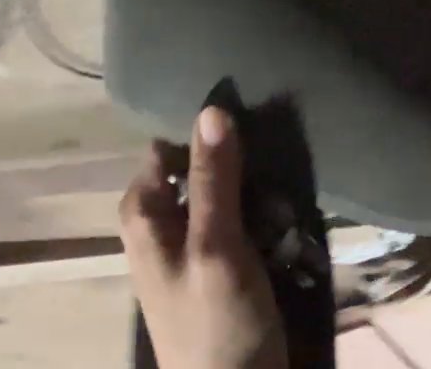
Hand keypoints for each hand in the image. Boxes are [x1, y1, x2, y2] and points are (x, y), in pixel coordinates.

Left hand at [120, 108, 285, 368]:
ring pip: (227, 190)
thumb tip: (211, 106)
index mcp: (145, 210)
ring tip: (283, 206)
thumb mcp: (216, 245)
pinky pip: (240, 218)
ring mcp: (191, 242)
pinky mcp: (219, 261)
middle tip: (272, 178)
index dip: (209, 135)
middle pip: (203, 164)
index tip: (250, 135)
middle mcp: (161, 219)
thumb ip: (212, 178)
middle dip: (240, 166)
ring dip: (257, 192)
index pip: (172, 143)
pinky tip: (284, 225)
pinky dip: (261, 216)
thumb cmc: (217, 324)